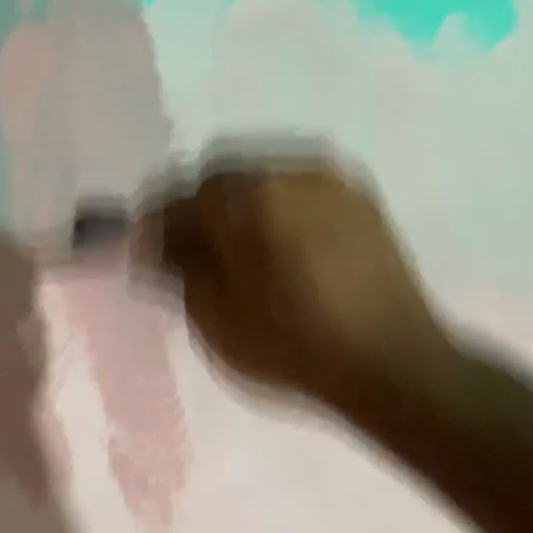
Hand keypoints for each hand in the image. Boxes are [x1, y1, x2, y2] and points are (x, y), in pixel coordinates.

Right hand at [133, 140, 453, 407]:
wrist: (389, 362)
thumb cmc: (288, 344)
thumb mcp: (212, 316)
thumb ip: (179, 269)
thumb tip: (157, 245)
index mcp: (247, 196)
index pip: (178, 194)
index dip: (153, 223)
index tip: (142, 254)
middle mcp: (290, 170)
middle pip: (221, 173)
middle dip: (194, 208)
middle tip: (181, 252)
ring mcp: (332, 181)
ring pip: (262, 177)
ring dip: (234, 207)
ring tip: (227, 253)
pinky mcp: (361, 202)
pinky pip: (298, 191)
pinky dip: (272, 211)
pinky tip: (269, 251)